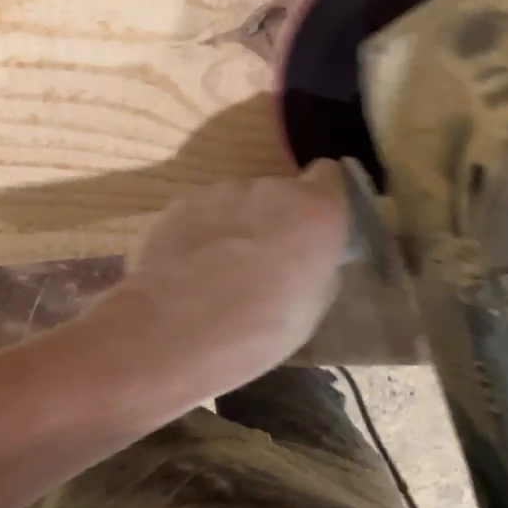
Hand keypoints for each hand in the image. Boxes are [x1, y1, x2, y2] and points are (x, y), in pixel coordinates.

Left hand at [102, 159, 349, 389]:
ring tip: (220, 272)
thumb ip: (316, 265)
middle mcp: (269, 188)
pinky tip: (190, 272)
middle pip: (278, 194)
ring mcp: (219, 192)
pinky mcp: (179, 205)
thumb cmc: (263, 326)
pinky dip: (199, 235)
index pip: (328, 177)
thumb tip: (308, 257)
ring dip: (235, 227)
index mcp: (315, 209)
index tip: (313, 228)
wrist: (181, 330)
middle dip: (274, 220)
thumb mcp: (313, 305)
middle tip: (264, 264)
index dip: (322, 201)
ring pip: (236, 204)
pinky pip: (200, 215)